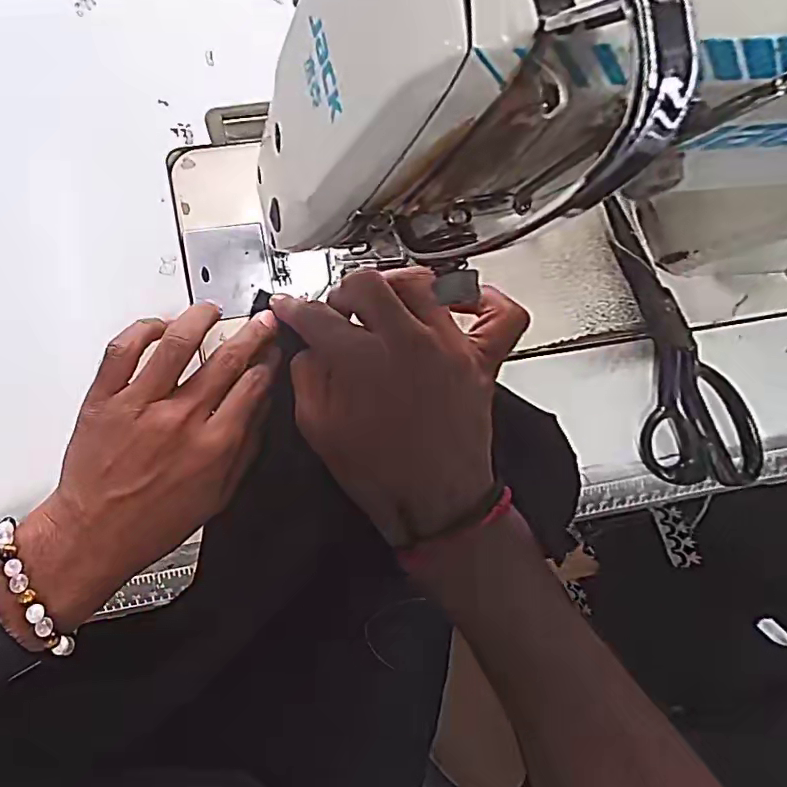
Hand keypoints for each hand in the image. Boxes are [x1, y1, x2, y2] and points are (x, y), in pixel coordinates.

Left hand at [6, 303, 278, 630]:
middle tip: (257, 323)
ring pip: (176, 343)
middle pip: (224, 359)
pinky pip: (122, 350)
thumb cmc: (150, 522)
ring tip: (209, 311)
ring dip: (200, 319)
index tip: (269, 351)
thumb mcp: (215, 497)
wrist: (95, 533)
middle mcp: (179, 420)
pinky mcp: (104, 399)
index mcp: (212, 446)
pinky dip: (142, 329)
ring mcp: (139, 405)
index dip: (266, 361)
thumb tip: (260, 411)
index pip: (252, 386)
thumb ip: (243, 450)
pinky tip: (156, 326)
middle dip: (250, 333)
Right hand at [271, 268, 528, 547]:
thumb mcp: (317, 427)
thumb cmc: (380, 473)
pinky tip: (454, 301)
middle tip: (335, 309)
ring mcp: (448, 348)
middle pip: (367, 283)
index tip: (289, 308)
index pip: (316, 314)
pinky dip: (478, 297)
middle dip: (340, 292)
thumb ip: (305, 376)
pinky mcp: (479, 361)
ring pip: (420, 283)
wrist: (432, 503)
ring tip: (381, 303)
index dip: (292, 308)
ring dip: (391, 287)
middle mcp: (407, 343)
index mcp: (361, 360)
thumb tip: (308, 348)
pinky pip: (498, 311)